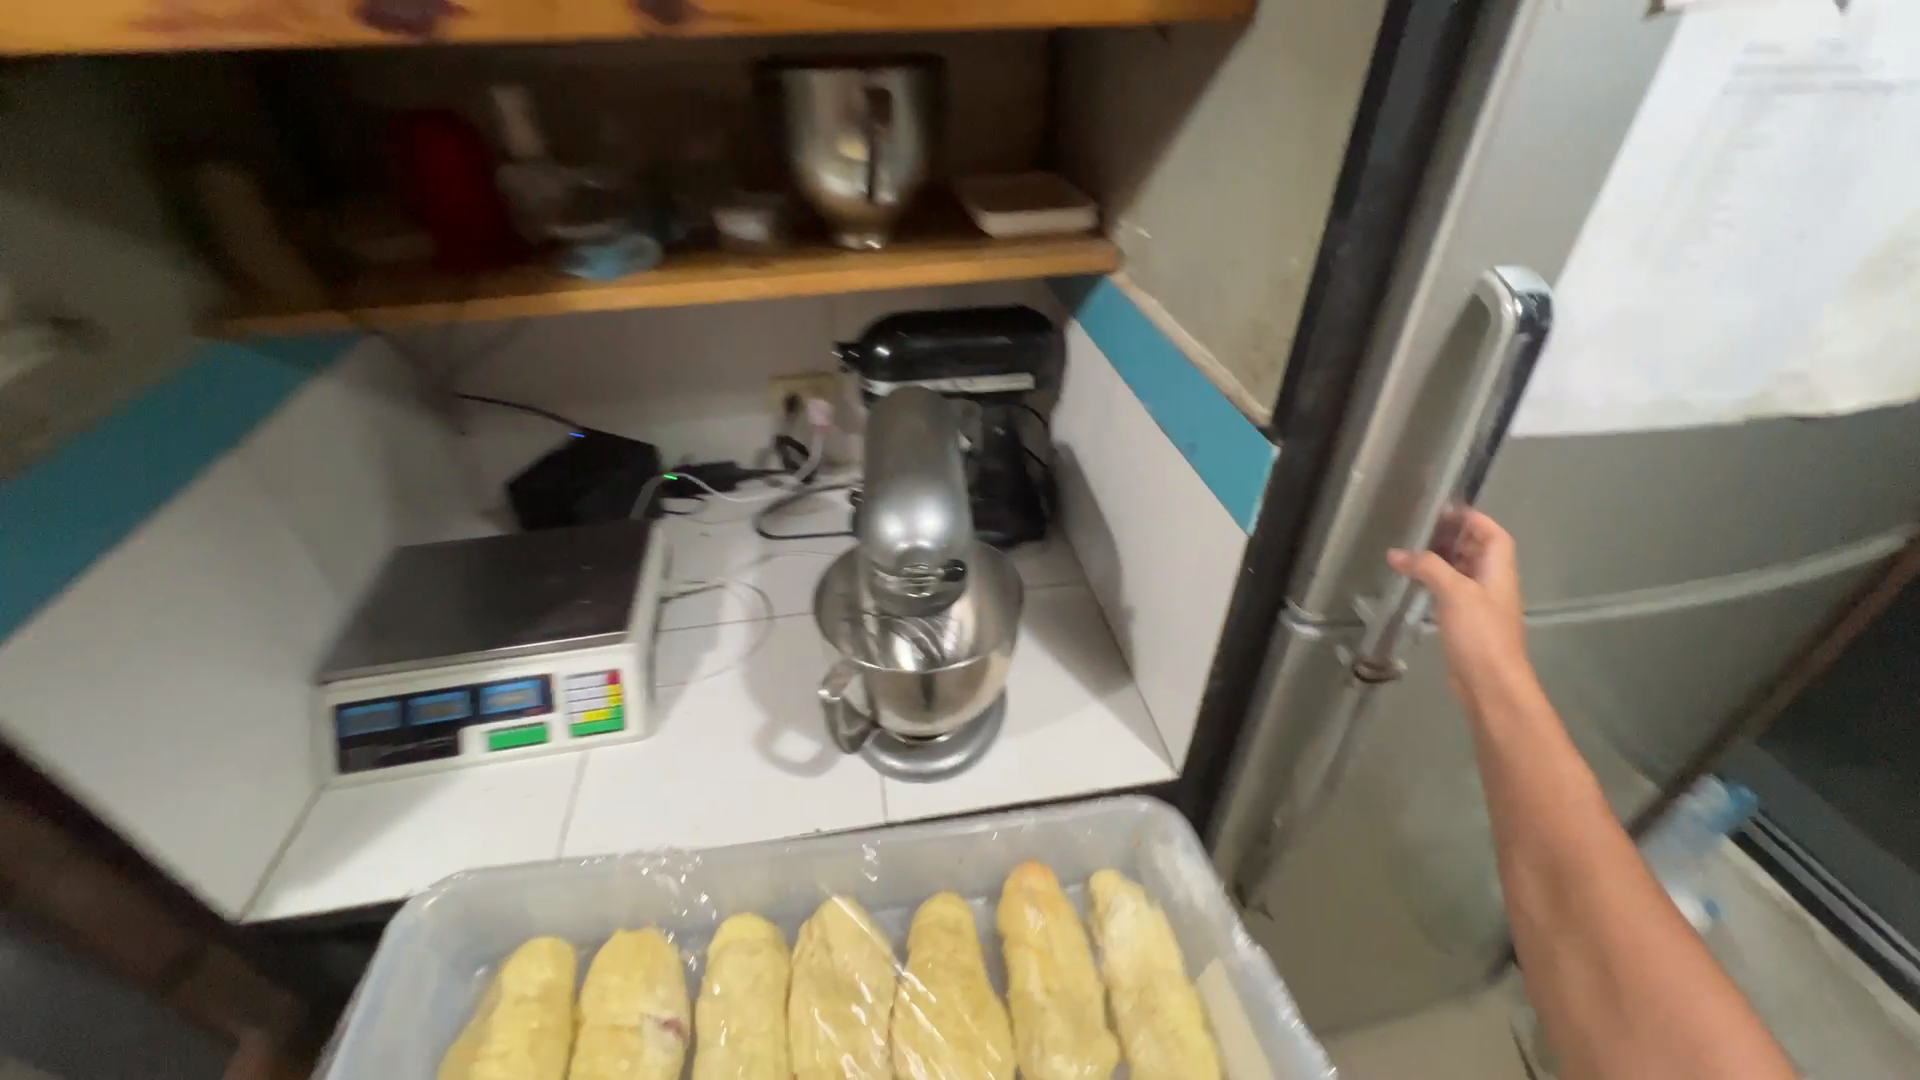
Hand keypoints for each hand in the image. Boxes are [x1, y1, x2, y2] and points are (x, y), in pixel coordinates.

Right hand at [1388, 509, 1537, 707]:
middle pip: (1476, 550)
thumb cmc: (1480, 633)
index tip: (1444, 510)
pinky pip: (1450, 590)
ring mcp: (1479, 603)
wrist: (1490, 681)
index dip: (1473, 520)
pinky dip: (1434, 580)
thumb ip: (1427, 568)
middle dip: (1452, 536)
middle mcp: (1492, 583)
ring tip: (1410, 550)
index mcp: (1499, 571)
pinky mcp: (1465, 620)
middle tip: (1418, 528)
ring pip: (1461, 570)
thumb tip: (1396, 553)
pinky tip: (1414, 580)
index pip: (1493, 535)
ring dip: (1440, 558)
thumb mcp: (1455, 592)